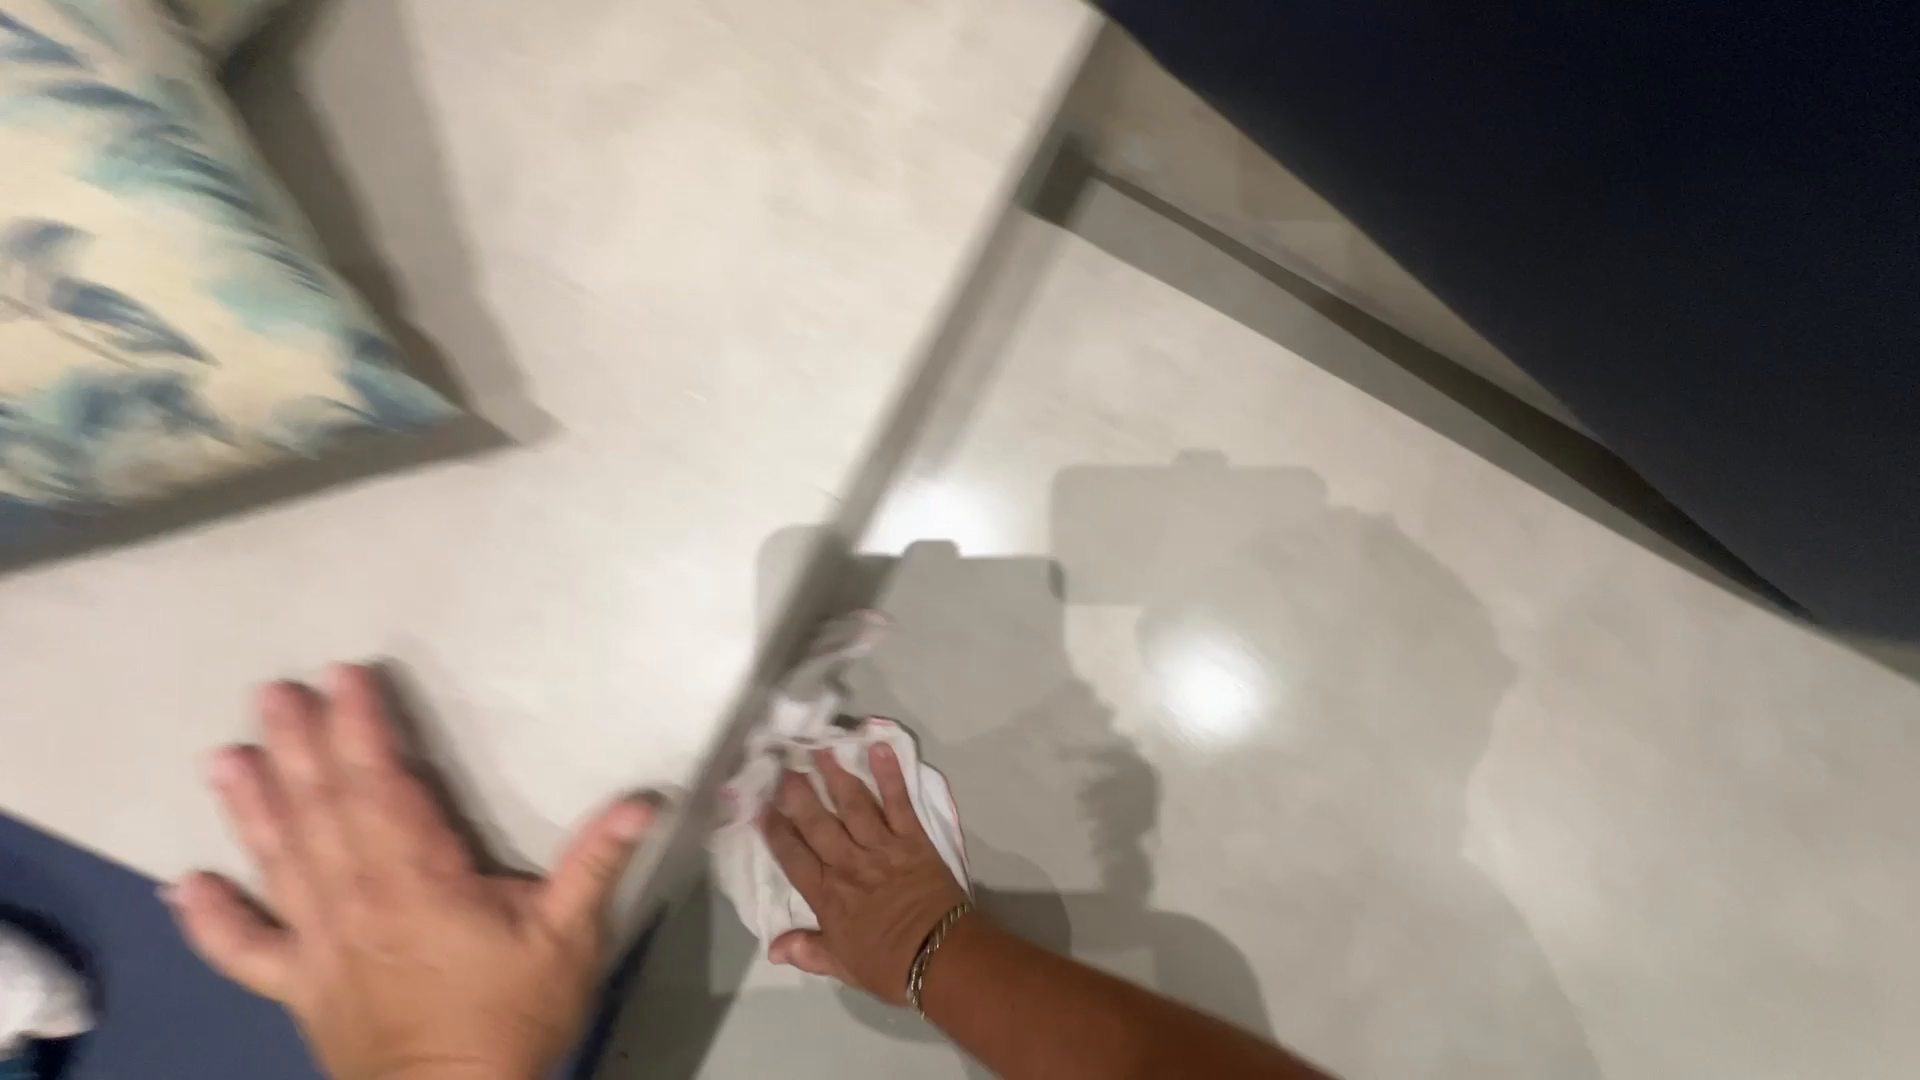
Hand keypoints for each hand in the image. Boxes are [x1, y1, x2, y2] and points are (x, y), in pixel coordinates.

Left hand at [164, 665, 654, 1079]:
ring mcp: (318, 947)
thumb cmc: (512, 1015)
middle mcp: (355, 902)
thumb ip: (598, 862)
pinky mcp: (300, 987)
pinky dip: (211, 920)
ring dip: (252, 808)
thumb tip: (643, 799)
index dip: (365, 731)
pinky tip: (185, 886)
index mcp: (417, 881)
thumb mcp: (571, 935)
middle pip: (323, 812)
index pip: (384, 789)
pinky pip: (246, 950)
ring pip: (280, 863)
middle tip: (272, 693)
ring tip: (224, 758)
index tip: (345, 680)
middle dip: (302, 748)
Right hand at [759, 744, 968, 1004]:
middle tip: (784, 765)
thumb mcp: (843, 966)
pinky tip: (879, 749)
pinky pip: (898, 801)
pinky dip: (890, 774)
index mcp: (829, 896)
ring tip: (822, 749)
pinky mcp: (912, 838)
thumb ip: (808, 950)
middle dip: (799, 793)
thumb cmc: (890, 965)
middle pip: (818, 823)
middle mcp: (850, 864)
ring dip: (837, 775)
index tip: (760, 806)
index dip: (776, 832)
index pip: (794, 857)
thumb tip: (774, 947)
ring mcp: (882, 846)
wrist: (942, 957)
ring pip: (853, 804)